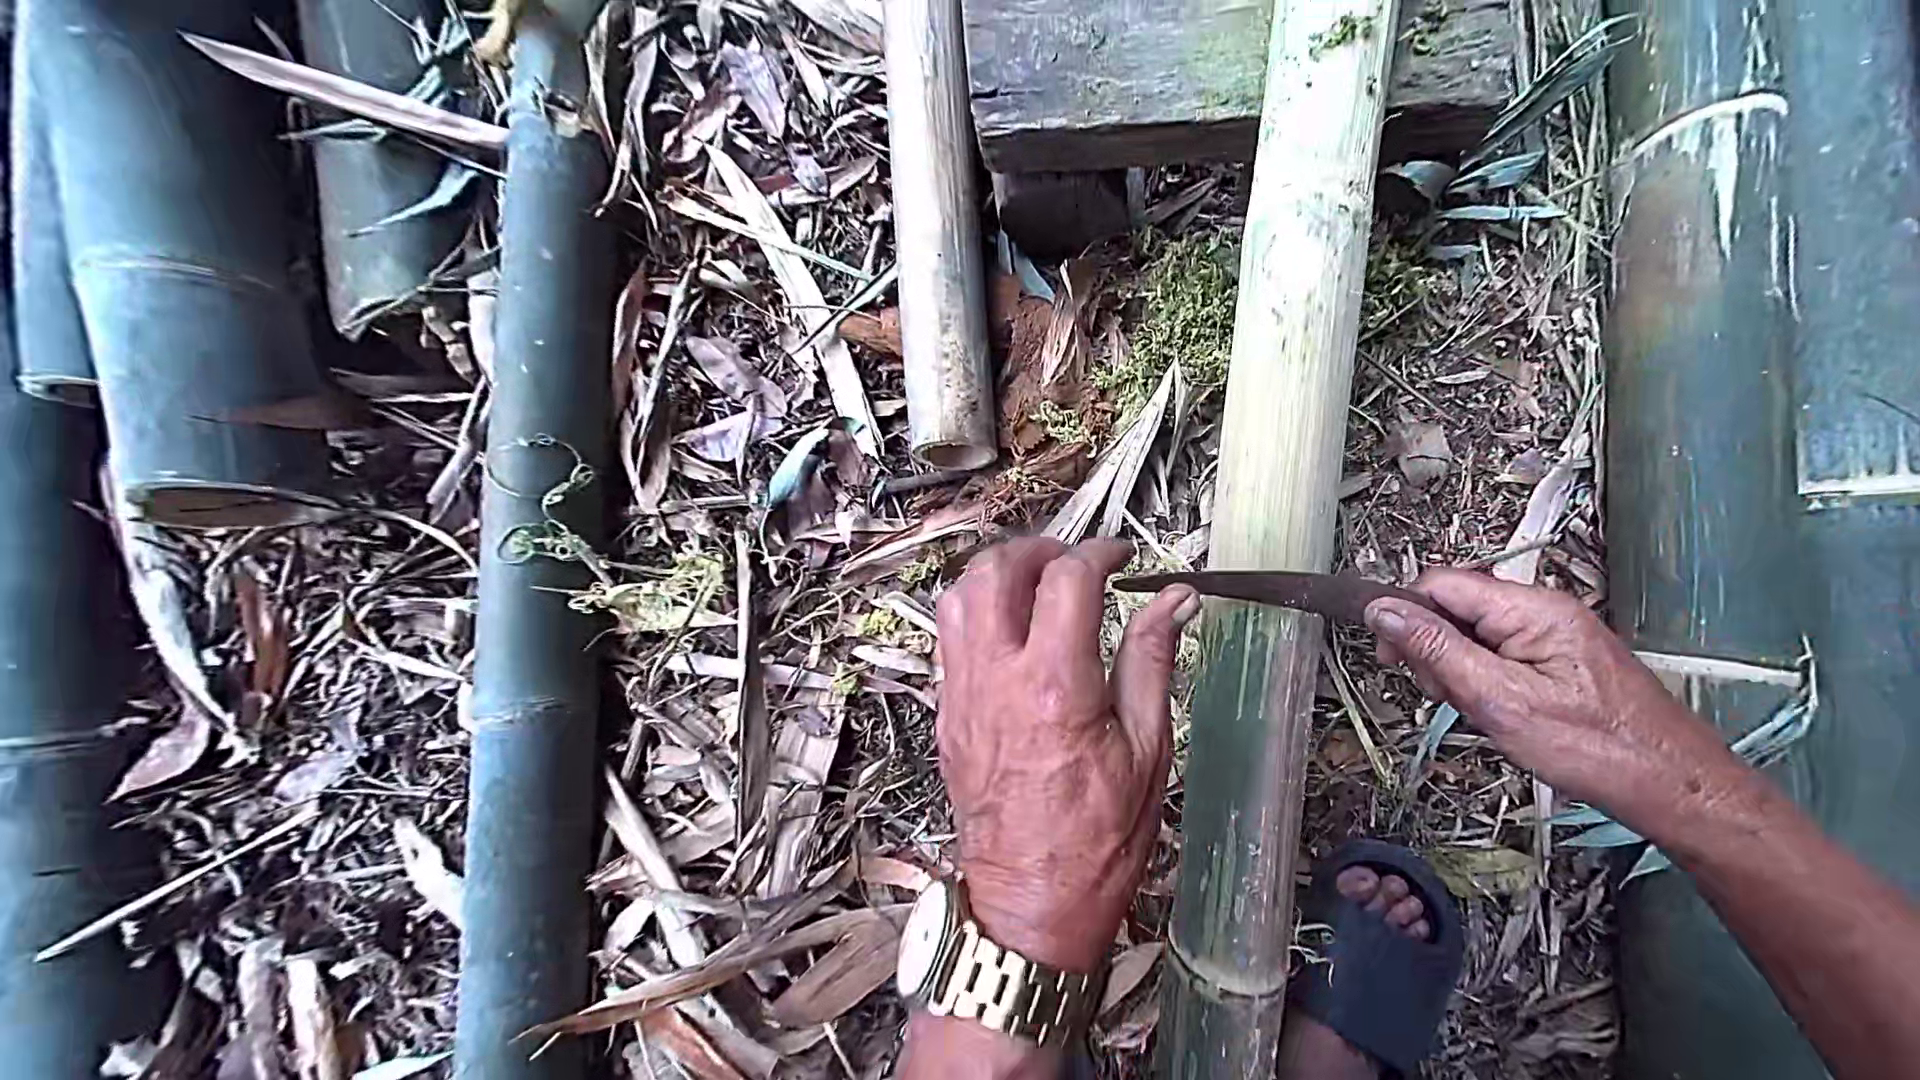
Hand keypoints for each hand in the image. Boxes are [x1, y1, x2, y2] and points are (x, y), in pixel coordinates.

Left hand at [933, 537, 1198, 972]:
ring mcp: (962, 692)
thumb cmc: (1099, 838)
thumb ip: (1153, 658)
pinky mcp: (947, 711)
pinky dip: (974, 608)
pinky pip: (947, 636)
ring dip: (996, 572)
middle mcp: (997, 677)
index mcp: (1055, 684)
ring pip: (959, 595)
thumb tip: (1175, 599)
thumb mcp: (1147, 748)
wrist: (1030, 901)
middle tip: (1070, 558)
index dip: (1099, 552)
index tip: (1118, 555)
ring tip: (1034, 581)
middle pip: (995, 570)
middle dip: (1036, 547)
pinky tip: (1005, 624)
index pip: (1068, 580)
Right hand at [1364, 568, 1747, 822]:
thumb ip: (1433, 647)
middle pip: (1451, 606)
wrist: (1681, 793)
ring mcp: (1552, 633)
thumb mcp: (1497, 697)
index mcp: (1531, 610)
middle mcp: (1542, 610)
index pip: (1437, 584)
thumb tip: (1381, 609)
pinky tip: (1490, 705)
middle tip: (1440, 690)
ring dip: (1452, 665)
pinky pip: (1493, 650)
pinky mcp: (1556, 655)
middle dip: (1430, 646)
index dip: (1403, 615)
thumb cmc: (1598, 750)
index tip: (1391, 656)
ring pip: (1469, 631)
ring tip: (1472, 704)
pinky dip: (1477, 675)